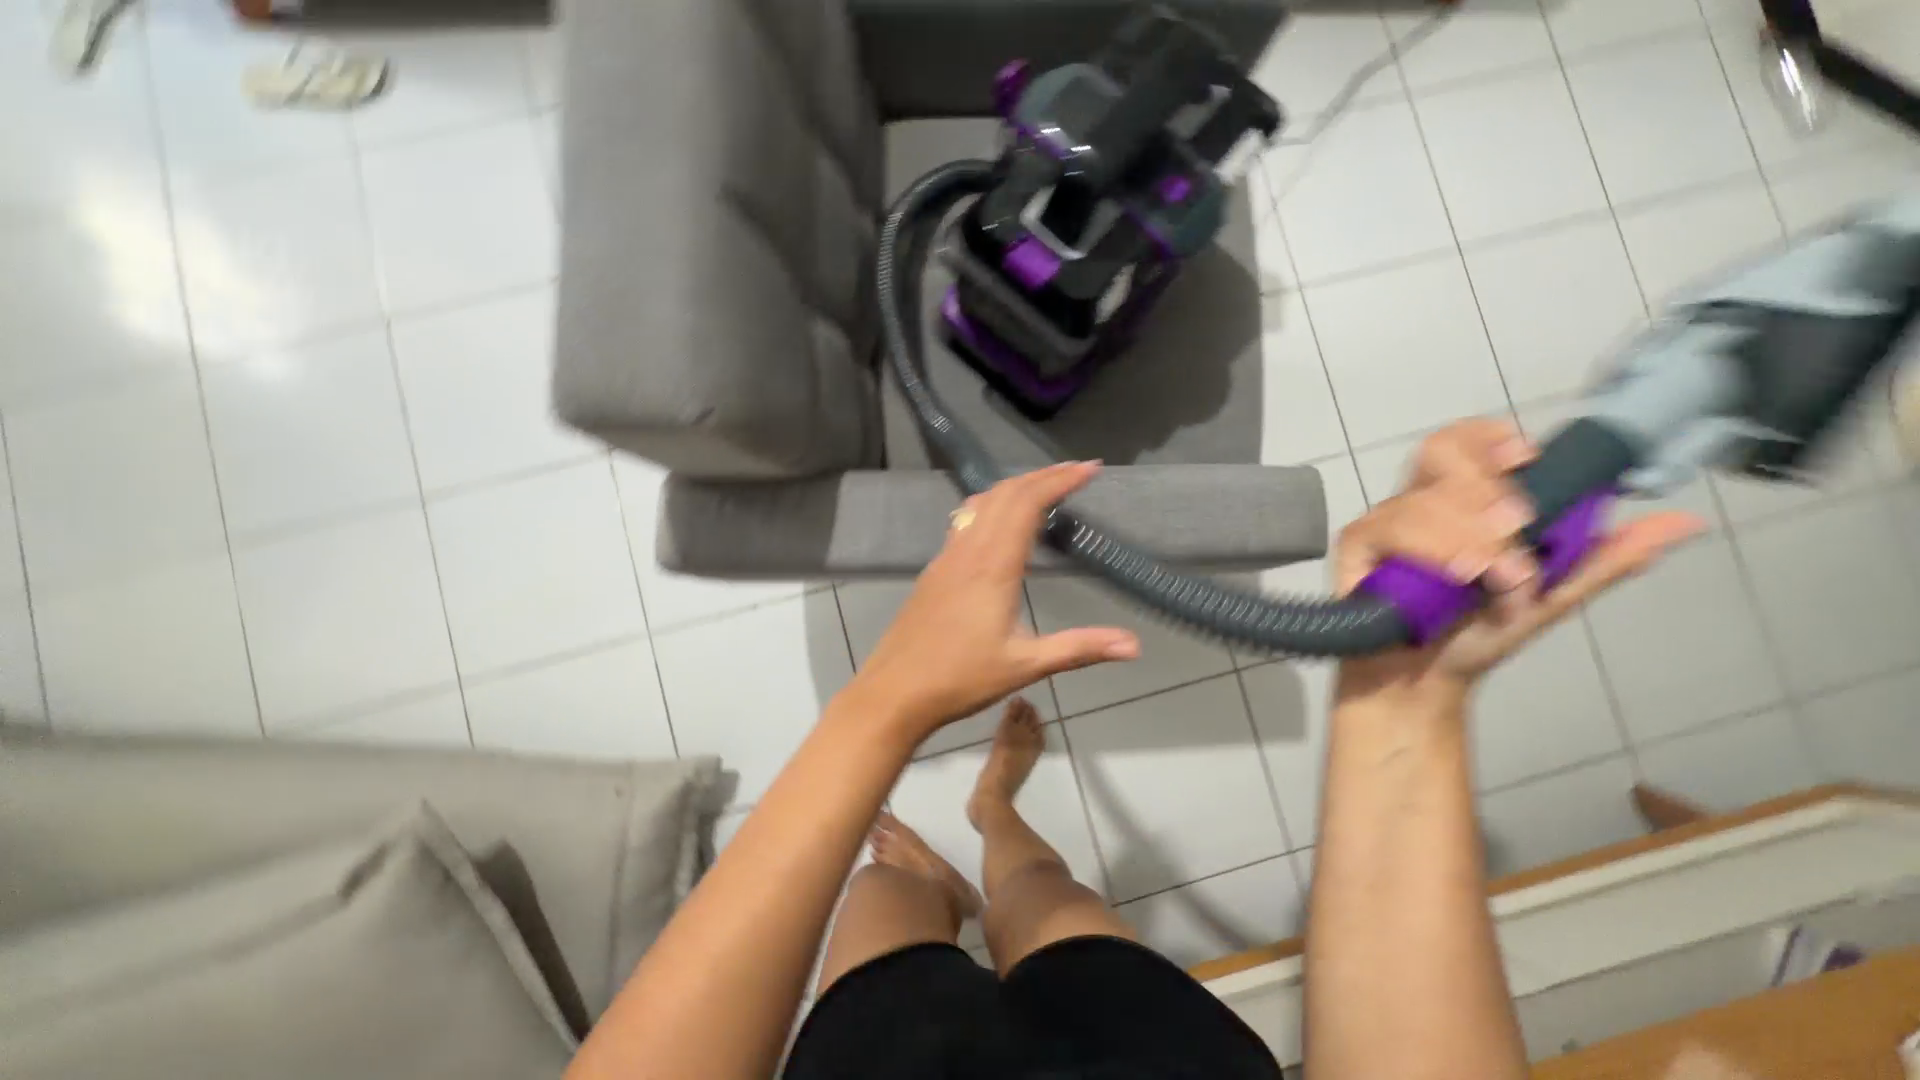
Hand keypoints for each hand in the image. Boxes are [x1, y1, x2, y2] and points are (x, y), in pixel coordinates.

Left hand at [848, 462, 1141, 737]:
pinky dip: (991, 506)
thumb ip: (1079, 649)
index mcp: (993, 566)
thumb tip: (1134, 645)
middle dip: (1042, 476)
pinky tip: (998, 523)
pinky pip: (965, 522)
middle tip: (1075, 470)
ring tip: (1043, 487)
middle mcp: (968, 551)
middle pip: (1005, 494)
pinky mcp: (934, 571)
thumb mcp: (1026, 666)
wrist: (894, 692)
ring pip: (980, 504)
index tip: (1090, 468)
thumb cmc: (960, 679)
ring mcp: (946, 558)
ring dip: (1014, 487)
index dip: (1060, 481)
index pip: (1028, 504)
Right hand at [1336, 418, 1704, 700]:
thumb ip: (1604, 558)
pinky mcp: (1356, 550)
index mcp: (1464, 501)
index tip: (1525, 459)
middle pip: (1441, 452)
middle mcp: (1421, 503)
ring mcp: (1385, 523)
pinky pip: (1386, 529)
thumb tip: (1685, 521)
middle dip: (1486, 487)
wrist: (1423, 683)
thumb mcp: (1552, 597)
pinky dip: (1431, 549)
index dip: (1491, 438)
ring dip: (1471, 537)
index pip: (1468, 441)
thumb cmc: (1476, 636)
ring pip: (1423, 499)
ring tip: (1499, 578)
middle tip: (1518, 526)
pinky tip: (1460, 575)